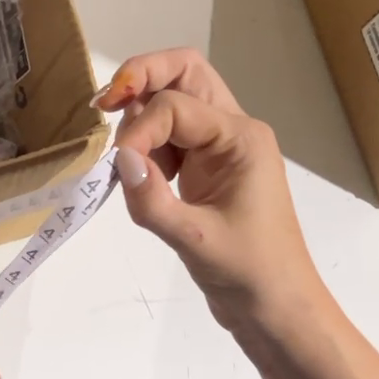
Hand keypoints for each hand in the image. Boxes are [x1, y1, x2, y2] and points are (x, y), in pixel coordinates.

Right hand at [97, 49, 331, 329]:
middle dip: (142, 77)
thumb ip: (152, 200)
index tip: (117, 167)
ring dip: (141, 113)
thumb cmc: (247, 272)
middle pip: (185, 73)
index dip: (138, 129)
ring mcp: (219, 150)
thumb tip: (118, 159)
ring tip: (121, 154)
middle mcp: (232, 132)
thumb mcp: (195, 239)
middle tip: (104, 104)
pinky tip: (136, 177)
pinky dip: (145, 145)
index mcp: (241, 139)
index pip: (175, 106)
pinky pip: (170, 138)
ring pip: (176, 100)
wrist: (275, 305)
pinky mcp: (205, 171)